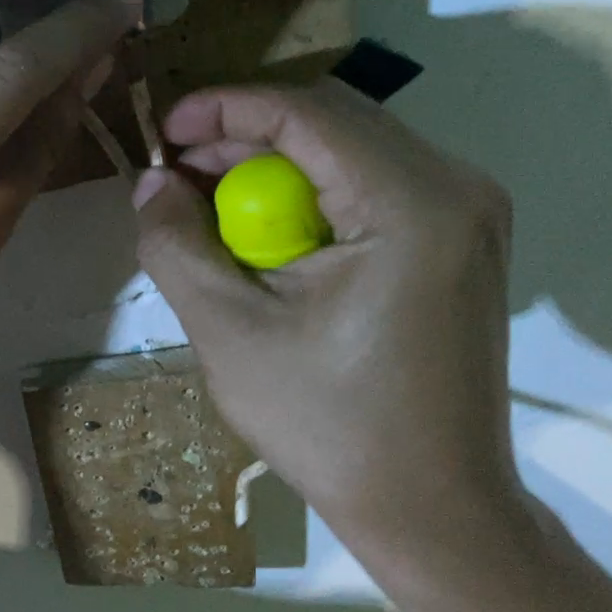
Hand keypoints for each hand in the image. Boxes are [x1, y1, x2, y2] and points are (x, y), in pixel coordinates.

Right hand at [133, 82, 521, 533]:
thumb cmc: (321, 416)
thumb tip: (149, 183)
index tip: (160, 131)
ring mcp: (462, 220)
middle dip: (239, 142)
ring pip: (347, 155)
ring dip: (265, 172)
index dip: (224, 110)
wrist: (423, 500)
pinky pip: (364, 192)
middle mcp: (454, 192)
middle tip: (169, 177)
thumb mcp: (225, 328)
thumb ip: (176, 245)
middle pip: (332, 126)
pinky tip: (254, 241)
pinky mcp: (450, 248)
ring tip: (199, 210)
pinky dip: (300, 201)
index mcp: (409, 205)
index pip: (308, 115)